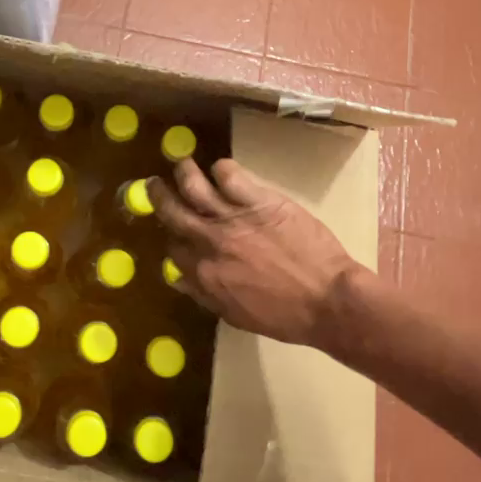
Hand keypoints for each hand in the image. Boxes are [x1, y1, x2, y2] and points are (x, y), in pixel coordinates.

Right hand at [148, 158, 364, 348]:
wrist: (326, 300)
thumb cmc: (285, 315)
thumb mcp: (235, 314)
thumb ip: (204, 293)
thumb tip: (178, 278)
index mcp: (204, 273)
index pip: (173, 248)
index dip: (173, 238)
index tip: (176, 233)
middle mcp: (209, 241)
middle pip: (172, 211)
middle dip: (158, 195)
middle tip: (154, 184)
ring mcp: (232, 217)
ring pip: (193, 184)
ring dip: (184, 172)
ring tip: (182, 165)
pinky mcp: (258, 200)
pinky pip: (229, 173)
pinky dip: (221, 168)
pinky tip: (224, 169)